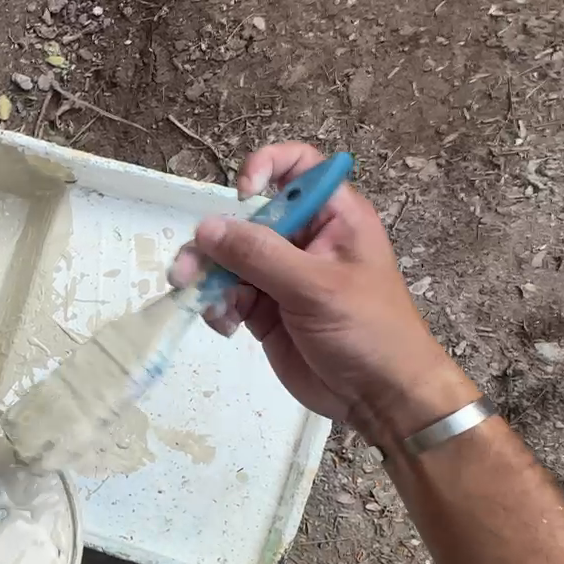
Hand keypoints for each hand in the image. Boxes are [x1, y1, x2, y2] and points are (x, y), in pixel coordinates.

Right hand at [169, 141, 478, 444]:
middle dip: (214, 244)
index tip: (242, 197)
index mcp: (332, 218)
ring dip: (206, 280)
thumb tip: (206, 228)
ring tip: (197, 303)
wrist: (377, 396)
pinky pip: (227, 297)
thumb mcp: (315, 287)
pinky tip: (227, 327)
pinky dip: (217, 308)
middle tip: (187, 272)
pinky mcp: (263, 311)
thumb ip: (258, 255)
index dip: (267, 169)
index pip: (297, 168)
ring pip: (228, 262)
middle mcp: (302, 241)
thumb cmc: (367, 331)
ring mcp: (280, 277)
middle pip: (246, 222)